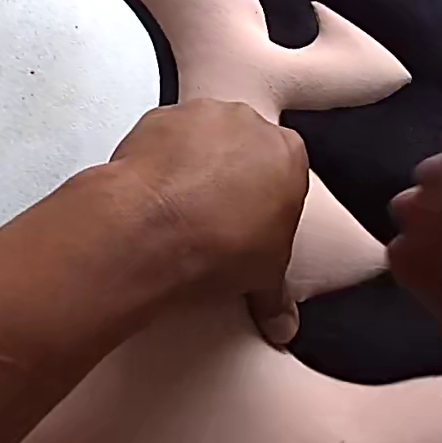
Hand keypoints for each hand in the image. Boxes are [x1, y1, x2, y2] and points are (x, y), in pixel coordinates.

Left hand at [107, 100, 309, 344]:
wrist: (153, 231)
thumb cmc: (217, 247)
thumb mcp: (263, 278)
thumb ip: (277, 298)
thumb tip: (284, 328)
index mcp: (289, 154)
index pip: (285, 170)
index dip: (266, 196)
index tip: (251, 218)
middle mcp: (249, 124)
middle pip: (245, 145)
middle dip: (232, 172)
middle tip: (213, 211)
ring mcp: (202, 115)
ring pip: (204, 134)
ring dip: (195, 159)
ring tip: (179, 203)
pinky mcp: (160, 116)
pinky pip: (165, 134)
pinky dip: (161, 155)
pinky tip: (155, 190)